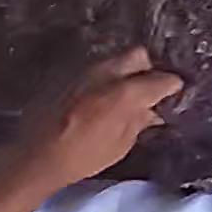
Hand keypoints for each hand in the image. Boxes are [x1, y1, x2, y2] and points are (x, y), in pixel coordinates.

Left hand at [0, 47, 181, 192]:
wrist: (36, 154)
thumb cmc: (82, 156)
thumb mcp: (120, 145)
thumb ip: (139, 121)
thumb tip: (152, 111)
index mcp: (125, 91)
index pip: (162, 79)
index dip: (172, 86)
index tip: (175, 92)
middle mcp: (106, 72)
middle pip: (138, 55)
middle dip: (149, 68)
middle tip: (150, 88)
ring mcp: (84, 70)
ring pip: (114, 59)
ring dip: (125, 72)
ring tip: (126, 93)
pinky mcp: (67, 75)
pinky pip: (94, 69)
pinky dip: (104, 79)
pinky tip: (101, 97)